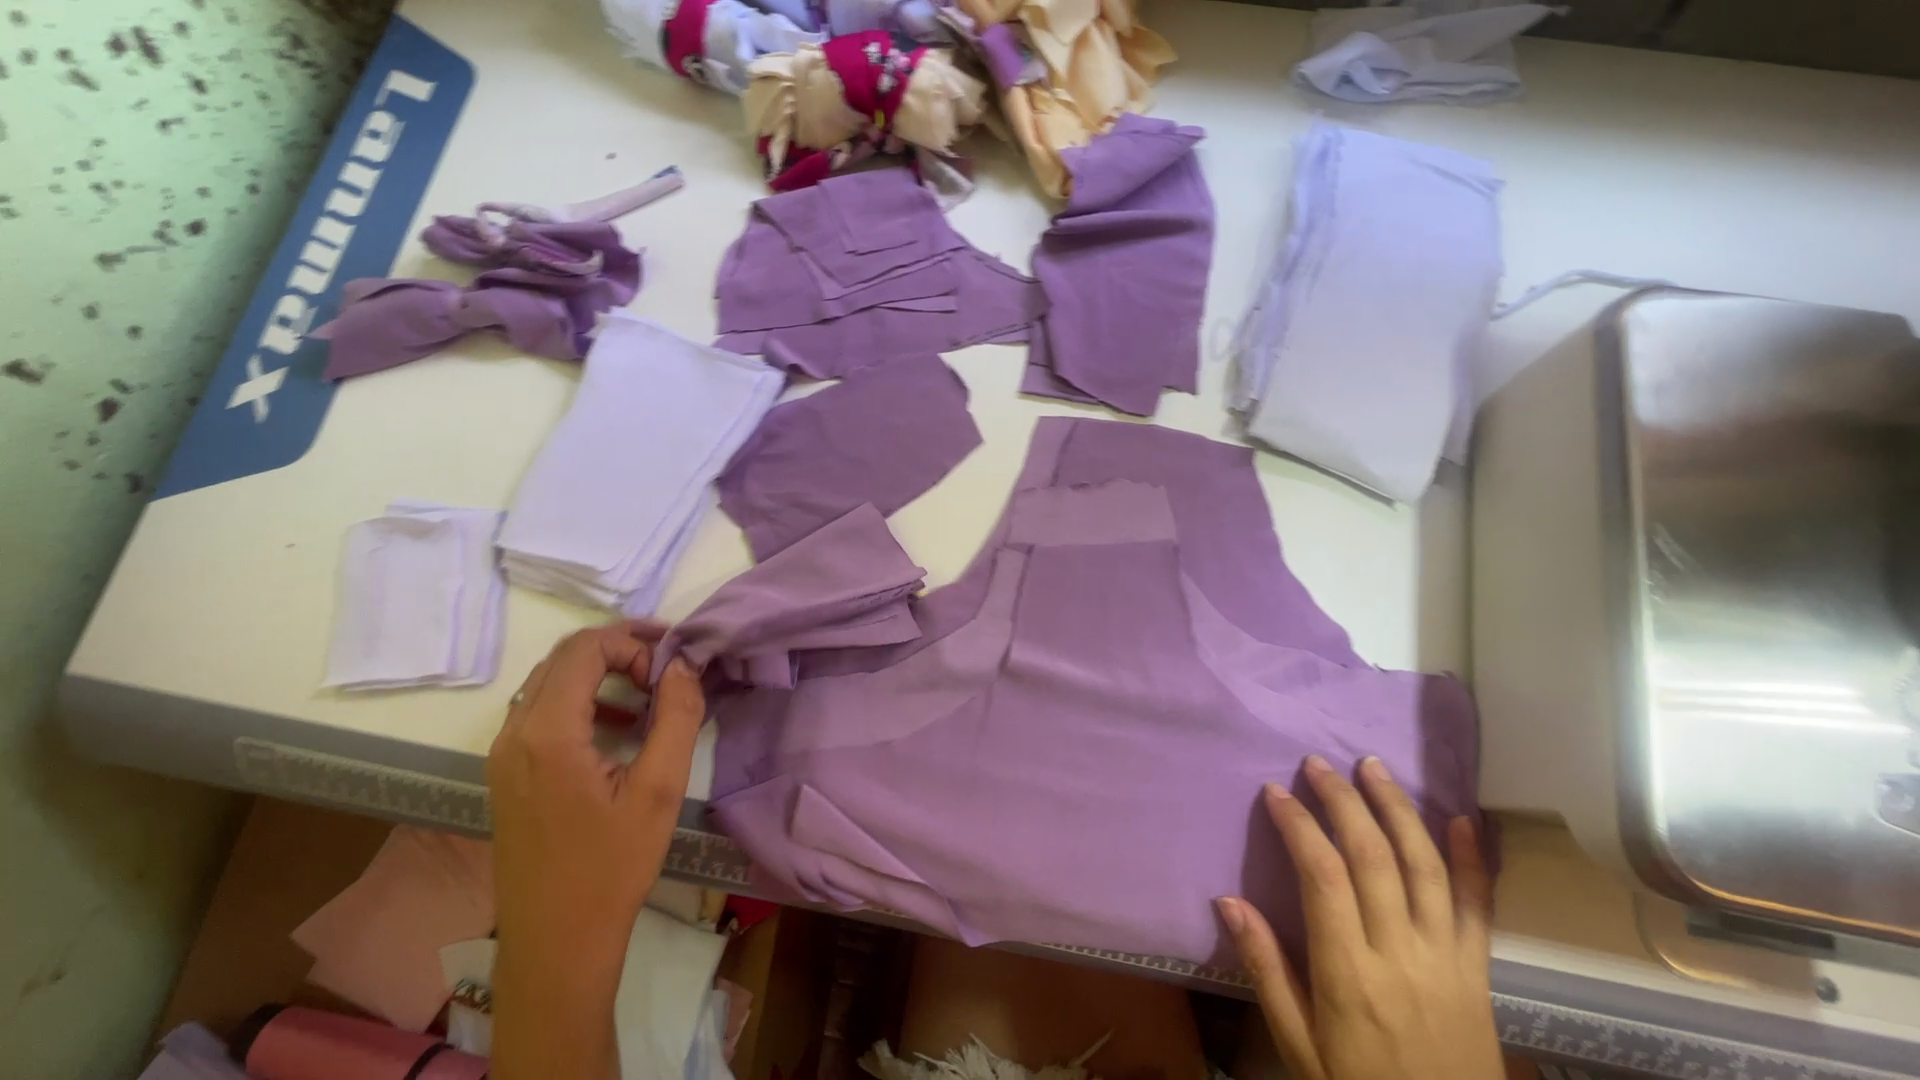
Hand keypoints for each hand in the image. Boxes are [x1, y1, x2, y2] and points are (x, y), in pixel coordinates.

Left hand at [487, 621, 706, 1079]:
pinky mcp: (507, 774)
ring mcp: (504, 754)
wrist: (556, 941)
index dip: (633, 643)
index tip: (673, 668)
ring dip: (600, 675)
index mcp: (547, 732)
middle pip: (564, 658)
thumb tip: (684, 665)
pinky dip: (583, 702)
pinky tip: (620, 729)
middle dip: (619, 650)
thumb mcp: (659, 789)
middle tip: (669, 665)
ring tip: (652, 694)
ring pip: (550, 683)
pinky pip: (542, 713)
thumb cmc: (611, 867)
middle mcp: (514, 732)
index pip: (585, 649)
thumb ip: (676, 717)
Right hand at [1217, 755, 1498, 1079]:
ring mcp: (1447, 959)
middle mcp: (1401, 954)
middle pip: (1373, 858)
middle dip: (1343, 802)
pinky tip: (1462, 817)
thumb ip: (1267, 971)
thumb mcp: (1299, 1047)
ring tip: (1373, 767)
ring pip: (1424, 867)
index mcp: (1349, 974)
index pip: (1322, 877)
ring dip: (1397, 810)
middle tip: (1317, 764)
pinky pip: (1479, 906)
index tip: (1275, 792)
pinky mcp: (1479, 971)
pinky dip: (1471, 858)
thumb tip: (1229, 902)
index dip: (1298, 826)